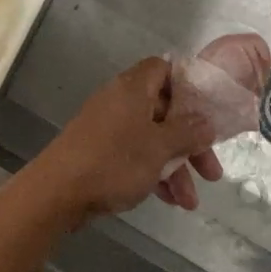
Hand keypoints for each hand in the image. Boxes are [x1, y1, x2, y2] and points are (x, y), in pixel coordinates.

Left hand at [29, 57, 217, 224]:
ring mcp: (109, 125)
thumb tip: (207, 120)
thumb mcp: (159, 147)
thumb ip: (186, 132)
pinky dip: (153, 173)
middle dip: (190, 142)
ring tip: (190, 202)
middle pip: (164, 110)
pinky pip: (135, 154)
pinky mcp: (101, 149)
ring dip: (175, 167)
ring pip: (152, 137)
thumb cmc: (114, 161)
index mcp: (133, 88)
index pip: (163, 69)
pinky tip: (168, 201)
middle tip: (211, 173)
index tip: (207, 112)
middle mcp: (121, 100)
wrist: (59, 190)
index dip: (186, 86)